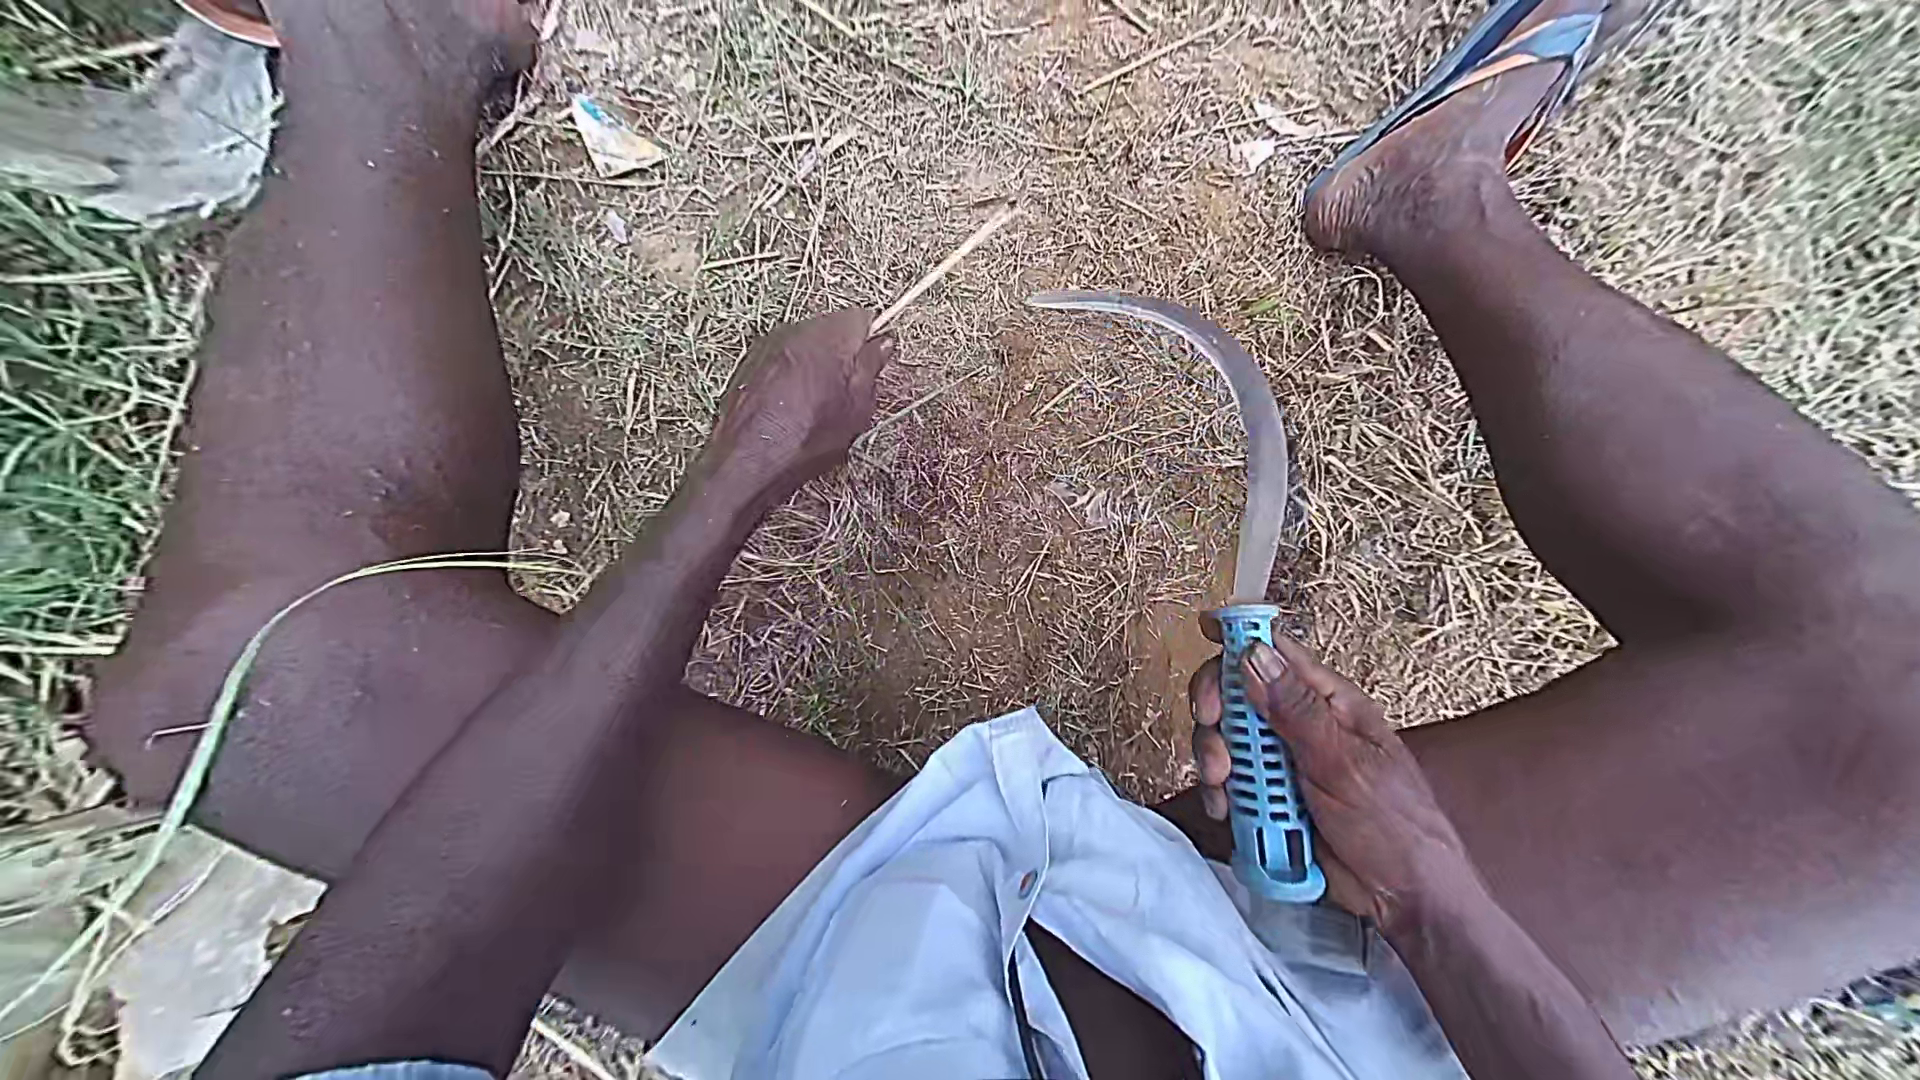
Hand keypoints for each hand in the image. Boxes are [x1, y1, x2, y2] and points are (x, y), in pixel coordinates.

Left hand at [705, 309, 894, 501]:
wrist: (750, 460)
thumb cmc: (807, 438)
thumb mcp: (856, 407)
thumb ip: (871, 365)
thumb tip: (884, 341)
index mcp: (828, 336)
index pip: (861, 317)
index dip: (871, 341)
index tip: (874, 364)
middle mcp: (795, 330)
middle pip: (831, 327)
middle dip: (844, 353)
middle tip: (849, 391)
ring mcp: (768, 344)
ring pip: (806, 342)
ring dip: (817, 363)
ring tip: (819, 402)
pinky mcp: (750, 361)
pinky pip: (783, 357)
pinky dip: (793, 373)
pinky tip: (793, 404)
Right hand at [1188, 630, 1485, 934]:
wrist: (1404, 901)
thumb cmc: (1395, 826)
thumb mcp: (1345, 763)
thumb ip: (1296, 708)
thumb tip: (1253, 652)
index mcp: (1327, 700)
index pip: (1275, 651)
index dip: (1238, 635)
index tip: (1204, 631)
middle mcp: (1296, 720)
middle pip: (1235, 690)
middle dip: (1216, 711)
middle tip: (1214, 731)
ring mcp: (1278, 756)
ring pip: (1223, 735)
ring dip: (1214, 758)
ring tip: (1225, 787)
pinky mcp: (1265, 789)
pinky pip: (1225, 776)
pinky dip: (1218, 790)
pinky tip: (1228, 809)